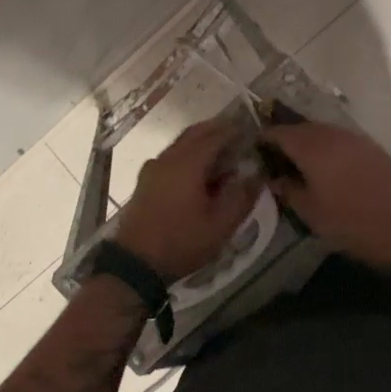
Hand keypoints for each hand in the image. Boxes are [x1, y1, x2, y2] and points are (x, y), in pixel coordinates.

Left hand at [114, 116, 263, 283]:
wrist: (135, 261)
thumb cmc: (181, 243)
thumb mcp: (220, 226)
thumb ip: (240, 197)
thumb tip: (255, 175)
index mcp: (187, 164)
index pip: (215, 137)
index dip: (234, 131)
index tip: (251, 130)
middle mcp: (167, 159)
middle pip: (194, 134)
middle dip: (216, 130)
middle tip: (238, 133)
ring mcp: (152, 169)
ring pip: (180, 145)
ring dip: (201, 141)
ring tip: (222, 151)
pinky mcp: (145, 181)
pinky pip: (171, 157)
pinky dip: (188, 154)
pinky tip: (199, 170)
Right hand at [257, 122, 390, 267]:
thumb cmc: (353, 223)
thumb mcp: (311, 213)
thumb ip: (288, 191)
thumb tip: (273, 178)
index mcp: (313, 147)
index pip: (278, 132)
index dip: (262, 139)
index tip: (250, 151)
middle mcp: (333, 134)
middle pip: (300, 128)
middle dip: (283, 139)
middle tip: (269, 159)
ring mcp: (356, 139)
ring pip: (321, 133)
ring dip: (305, 143)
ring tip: (293, 165)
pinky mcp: (372, 149)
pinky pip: (339, 141)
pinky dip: (325, 149)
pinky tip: (322, 169)